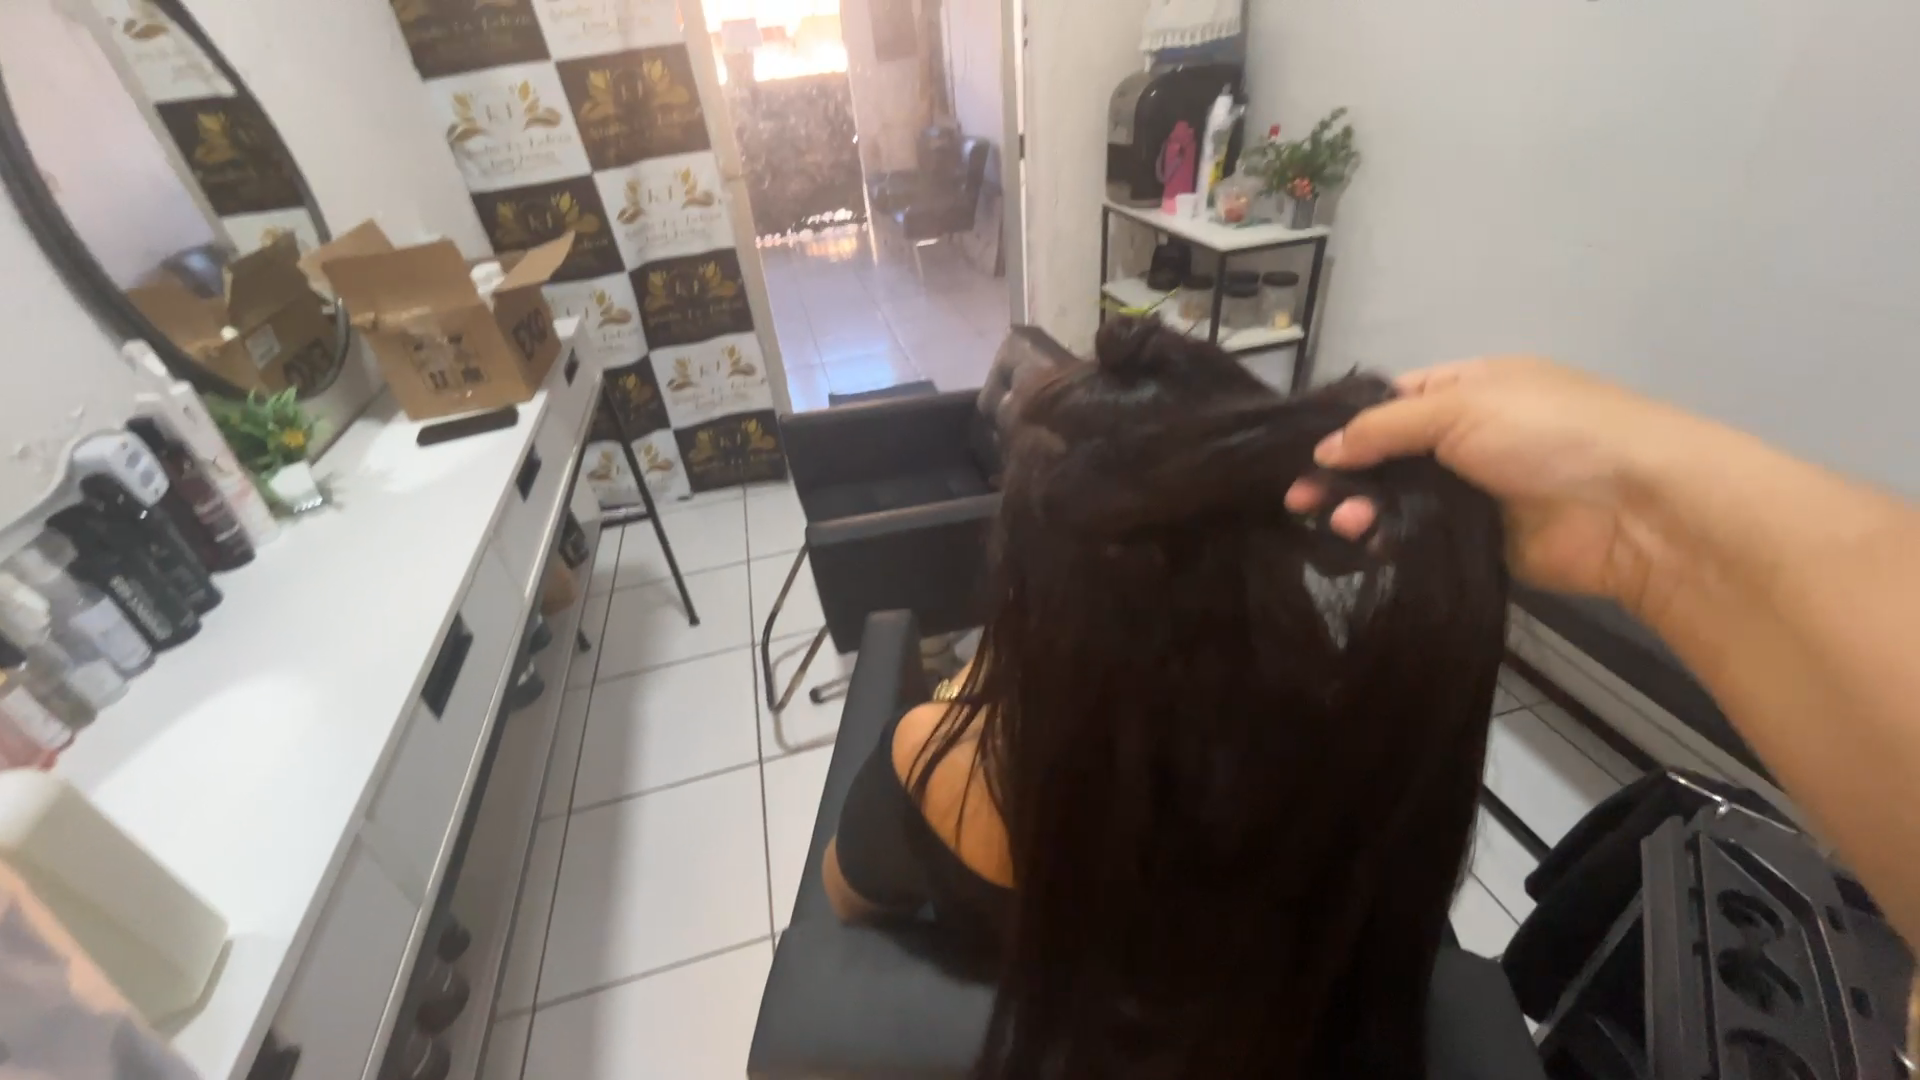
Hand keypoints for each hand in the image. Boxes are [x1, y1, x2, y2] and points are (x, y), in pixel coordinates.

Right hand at [1286, 357, 1707, 613]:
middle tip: (1299, 498)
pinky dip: (1383, 538)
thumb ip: (1381, 428)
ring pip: (1389, 498)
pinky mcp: (1466, 537)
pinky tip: (1366, 540)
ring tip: (1341, 522)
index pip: (1387, 403)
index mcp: (1464, 392)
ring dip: (1357, 507)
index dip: (1344, 424)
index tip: (1303, 450)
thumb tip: (1322, 451)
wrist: (1634, 509)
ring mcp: (1463, 490)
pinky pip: (1410, 535)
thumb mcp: (1459, 408)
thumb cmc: (1548, 434)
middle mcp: (1459, 438)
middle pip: (1380, 455)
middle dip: (1339, 474)